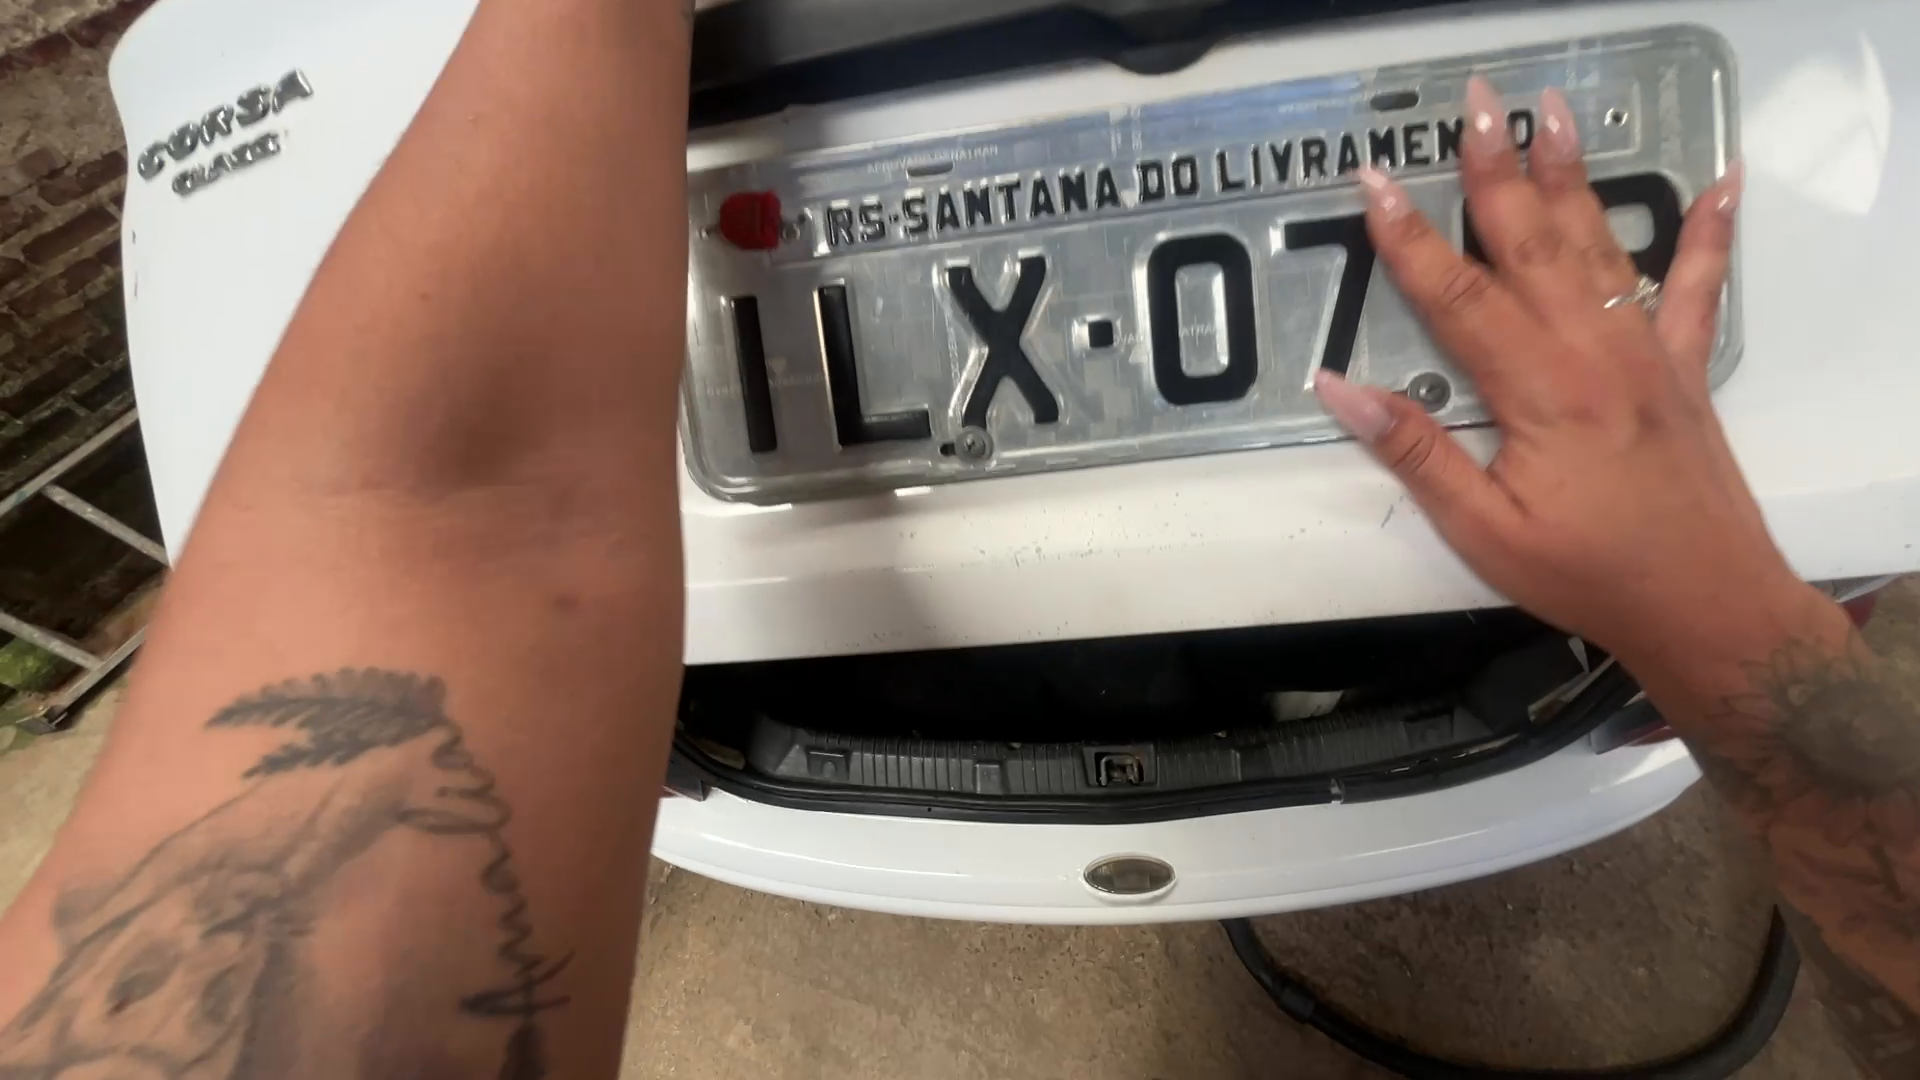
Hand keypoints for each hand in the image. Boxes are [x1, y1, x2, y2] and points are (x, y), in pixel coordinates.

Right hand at [1313, 77, 1827, 670]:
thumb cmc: (1582, 572)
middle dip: (1499, 171)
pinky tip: (1719, 183)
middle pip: (1537, 245)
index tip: (1375, 183)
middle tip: (1478, 104)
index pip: (1459, 296)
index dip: (1410, 238)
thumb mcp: (1478, 525)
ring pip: (1603, 248)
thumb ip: (1414, 449)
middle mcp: (1598, 352)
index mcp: (1542, 390)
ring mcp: (1648, 354)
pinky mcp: (1680, 370)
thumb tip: (1339, 388)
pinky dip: (1709, 233)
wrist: (1709, 606)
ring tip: (1555, 112)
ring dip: (1574, 177)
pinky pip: (1695, 288)